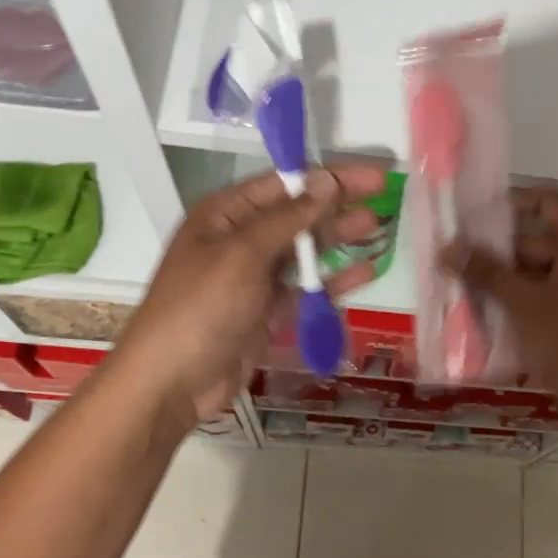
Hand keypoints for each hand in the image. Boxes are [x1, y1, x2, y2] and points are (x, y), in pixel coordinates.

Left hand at [114, 160, 389, 425]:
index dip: (330, 177)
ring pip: (304, 250)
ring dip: (338, 238)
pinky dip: (333, 281)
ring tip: (379, 228)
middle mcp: (240, 239)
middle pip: (298, 214)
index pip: (285, 184)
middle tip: (386, 197)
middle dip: (339, 205)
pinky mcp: (266, 312)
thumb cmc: (200, 308)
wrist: (172, 381)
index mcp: (225, 214)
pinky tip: (365, 272)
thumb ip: (289, 218)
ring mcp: (253, 278)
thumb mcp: (243, 255)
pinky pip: (305, 289)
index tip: (373, 176)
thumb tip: (327, 181)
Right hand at [443, 188, 557, 428]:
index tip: (467, 217)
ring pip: (540, 267)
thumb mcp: (523, 305)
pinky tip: (485, 306)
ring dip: (504, 277)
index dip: (505, 206)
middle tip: (453, 255)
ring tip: (459, 281)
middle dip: (497, 250)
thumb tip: (446, 247)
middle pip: (539, 237)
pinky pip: (548, 290)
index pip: (545, 201)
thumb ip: (485, 272)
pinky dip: (521, 296)